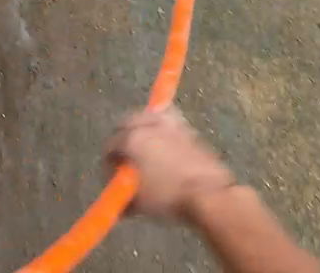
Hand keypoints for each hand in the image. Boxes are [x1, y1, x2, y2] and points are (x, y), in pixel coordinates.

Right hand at [104, 106, 236, 221]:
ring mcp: (166, 124)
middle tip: (127, 156)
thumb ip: (124, 199)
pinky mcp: (184, 127)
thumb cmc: (170, 197)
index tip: (114, 173)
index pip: (110, 146)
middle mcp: (144, 125)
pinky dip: (162, 119)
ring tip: (144, 142)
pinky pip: (166, 115)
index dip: (110, 161)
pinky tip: (163, 131)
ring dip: (141, 126)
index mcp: (130, 141)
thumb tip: (119, 204)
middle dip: (122, 137)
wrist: (208, 194)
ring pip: (145, 116)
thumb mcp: (141, 203)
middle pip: (125, 124)